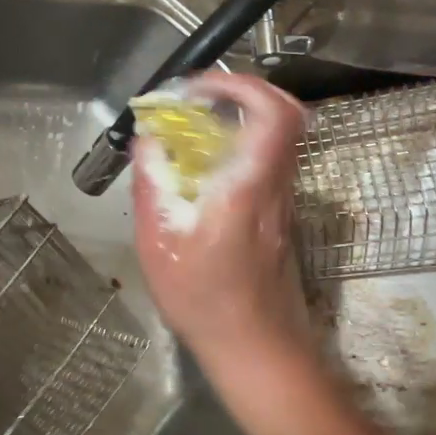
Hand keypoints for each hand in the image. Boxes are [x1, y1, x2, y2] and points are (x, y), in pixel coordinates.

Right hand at [132, 72, 313, 362]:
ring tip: (195, 130)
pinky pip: (267, 163)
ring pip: (279, 139)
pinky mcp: (279, 217)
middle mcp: (275, 186)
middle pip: (286, 116)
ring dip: (242, 119)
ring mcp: (283, 202)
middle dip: (245, 92)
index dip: (241, 85)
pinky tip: (204, 169)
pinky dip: (240, 148)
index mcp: (247, 187)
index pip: (273, 113)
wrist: (256, 349)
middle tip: (201, 98)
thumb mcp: (160, 242)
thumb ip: (153, 184)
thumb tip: (148, 140)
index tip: (197, 88)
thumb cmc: (203, 299)